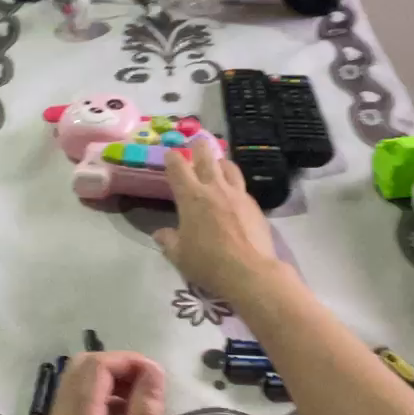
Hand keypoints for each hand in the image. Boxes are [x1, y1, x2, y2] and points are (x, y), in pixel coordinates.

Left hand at [44, 352, 166, 414]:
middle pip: (81, 368)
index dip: (129, 362)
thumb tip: (153, 372)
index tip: (159, 379)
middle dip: (118, 367)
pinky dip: (101, 398)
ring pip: (76, 384)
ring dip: (109, 381)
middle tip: (150, 387)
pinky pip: (76, 404)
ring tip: (143, 402)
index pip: (96, 367)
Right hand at [153, 139, 281, 301]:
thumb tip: (160, 234)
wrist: (250, 271)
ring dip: (221, 162)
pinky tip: (234, 195)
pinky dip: (235, 185)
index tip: (169, 154)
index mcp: (191, 197)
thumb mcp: (179, 256)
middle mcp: (214, 188)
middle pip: (206, 157)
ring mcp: (238, 194)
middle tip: (196, 143)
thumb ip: (168, 241)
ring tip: (218, 163)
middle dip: (199, 147)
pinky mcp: (254, 205)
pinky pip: (242, 187)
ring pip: (229, 167)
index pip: (177, 168)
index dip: (172, 157)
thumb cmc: (208, 263)